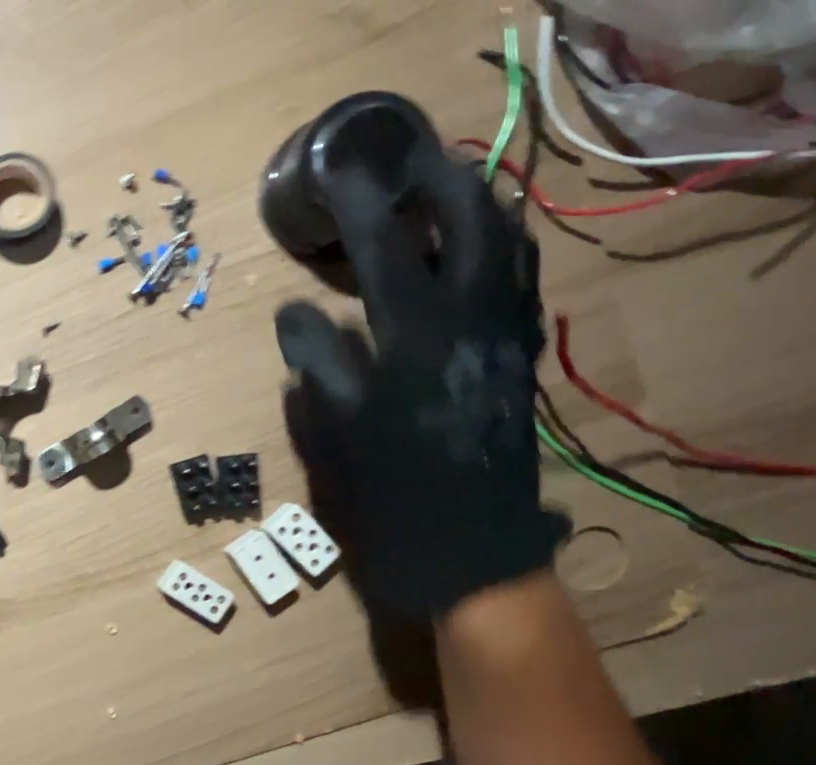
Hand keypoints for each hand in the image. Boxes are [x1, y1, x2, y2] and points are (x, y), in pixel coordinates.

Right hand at [275, 147, 568, 619]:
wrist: (468, 551)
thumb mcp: (333, 434)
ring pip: (509, 246)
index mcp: (414, 339)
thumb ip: (316, 363)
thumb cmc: (389, 497)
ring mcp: (505, 337)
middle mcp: (471, 322)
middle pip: (472, 222)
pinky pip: (519, 281)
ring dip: (478, 207)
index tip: (335, 169)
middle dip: (440, 180)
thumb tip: (294, 312)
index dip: (358, 201)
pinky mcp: (521, 358)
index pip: (385, 247)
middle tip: (407, 162)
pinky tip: (474, 255)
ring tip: (445, 193)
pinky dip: (499, 248)